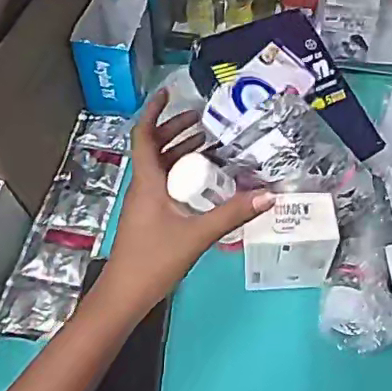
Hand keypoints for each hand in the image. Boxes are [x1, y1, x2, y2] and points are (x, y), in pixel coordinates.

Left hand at [93, 89, 271, 316]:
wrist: (124, 296)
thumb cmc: (152, 260)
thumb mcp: (196, 235)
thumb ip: (231, 215)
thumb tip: (267, 196)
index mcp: (147, 182)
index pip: (144, 136)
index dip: (154, 111)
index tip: (170, 94)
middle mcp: (143, 187)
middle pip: (155, 148)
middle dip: (177, 130)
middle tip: (204, 121)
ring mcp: (144, 204)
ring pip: (161, 168)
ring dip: (181, 153)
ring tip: (210, 145)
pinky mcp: (149, 218)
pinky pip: (165, 186)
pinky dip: (182, 176)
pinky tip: (205, 183)